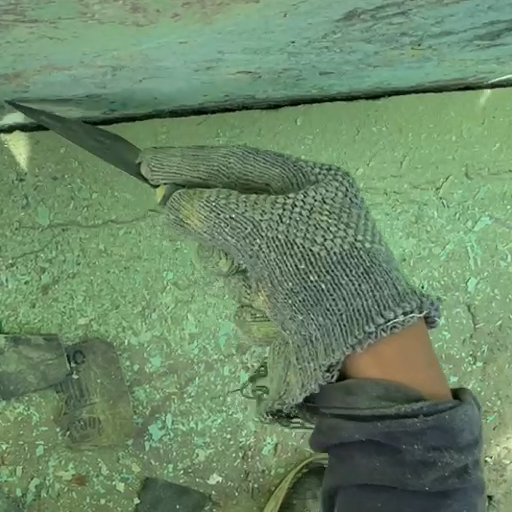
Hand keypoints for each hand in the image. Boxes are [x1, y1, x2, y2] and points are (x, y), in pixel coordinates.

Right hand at [138, 145, 438, 418]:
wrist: (364, 348)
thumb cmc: (321, 275)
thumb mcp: (264, 232)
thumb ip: (214, 210)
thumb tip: (173, 202)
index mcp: (312, 186)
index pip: (239, 163)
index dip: (190, 163)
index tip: (147, 166)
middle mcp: (306, 218)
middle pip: (233, 212)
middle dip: (215, 231)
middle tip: (177, 227)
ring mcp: (297, 262)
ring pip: (235, 257)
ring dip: (238, 275)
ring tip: (259, 290)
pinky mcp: (290, 299)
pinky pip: (248, 290)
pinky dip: (254, 305)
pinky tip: (272, 316)